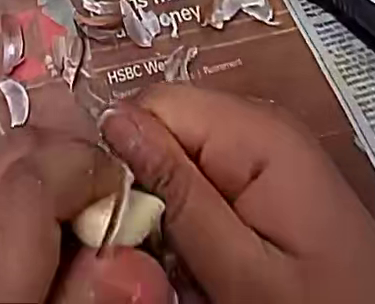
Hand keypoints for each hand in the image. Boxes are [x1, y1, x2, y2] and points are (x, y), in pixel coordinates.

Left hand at [0, 126, 173, 302]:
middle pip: (4, 160)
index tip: (127, 193)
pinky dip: (6, 192)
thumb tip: (137, 261)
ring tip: (77, 218)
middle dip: (64, 160)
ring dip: (36, 173)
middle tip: (109, 202)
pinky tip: (32, 235)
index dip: (85, 170)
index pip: (28, 184)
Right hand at [100, 86, 374, 303]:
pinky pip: (198, 172)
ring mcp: (260, 147)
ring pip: (173, 151)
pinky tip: (205, 253)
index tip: (126, 214)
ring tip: (186, 259)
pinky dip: (189, 211)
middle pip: (160, 125)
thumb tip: (112, 120)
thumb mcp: (244, 270)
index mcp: (254, 130)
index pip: (150, 105)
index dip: (127, 155)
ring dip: (166, 201)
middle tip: (158, 248)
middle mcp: (255, 122)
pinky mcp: (262, 173)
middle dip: (148, 181)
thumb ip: (177, 190)